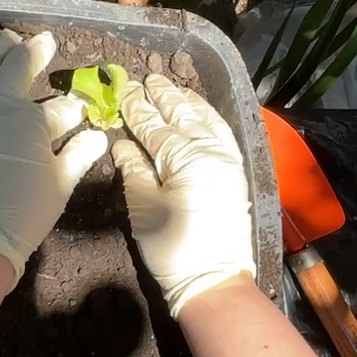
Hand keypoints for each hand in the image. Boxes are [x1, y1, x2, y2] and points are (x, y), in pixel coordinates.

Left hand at [0, 29, 108, 288]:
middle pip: (16, 70)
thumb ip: (80, 154)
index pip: (58, 107)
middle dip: (33, 52)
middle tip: (44, 40)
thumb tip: (98, 136)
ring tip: (7, 36)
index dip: (71, 107)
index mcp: (31, 122)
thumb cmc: (26, 213)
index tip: (79, 107)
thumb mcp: (62, 184)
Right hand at [112, 75, 255, 316]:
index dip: (136, 107)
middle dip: (162, 95)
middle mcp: (209, 150)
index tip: (122, 88)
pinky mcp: (235, 170)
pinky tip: (199, 109)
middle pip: (181, 114)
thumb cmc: (171, 247)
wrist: (213, 279)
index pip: (154, 125)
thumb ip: (133, 170)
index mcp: (183, 158)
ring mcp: (226, 158)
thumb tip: (122, 142)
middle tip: (146, 78)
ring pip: (205, 118)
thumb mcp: (144, 209)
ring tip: (171, 86)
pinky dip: (208, 115)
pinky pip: (221, 130)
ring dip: (186, 100)